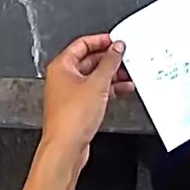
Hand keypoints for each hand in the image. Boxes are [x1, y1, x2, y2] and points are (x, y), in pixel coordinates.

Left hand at [41, 33, 132, 162]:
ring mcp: (70, 93)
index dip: (100, 40)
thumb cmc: (71, 118)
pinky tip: (122, 89)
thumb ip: (110, 62)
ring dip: (111, 75)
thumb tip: (116, 48)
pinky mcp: (77, 107)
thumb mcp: (98, 83)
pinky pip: (95, 90)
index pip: (82, 44)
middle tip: (124, 57)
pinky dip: (108, 88)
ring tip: (128, 74)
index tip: (115, 41)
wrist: (65, 148)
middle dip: (109, 59)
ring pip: (93, 76)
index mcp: (62, 66)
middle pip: (89, 60)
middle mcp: (63, 78)